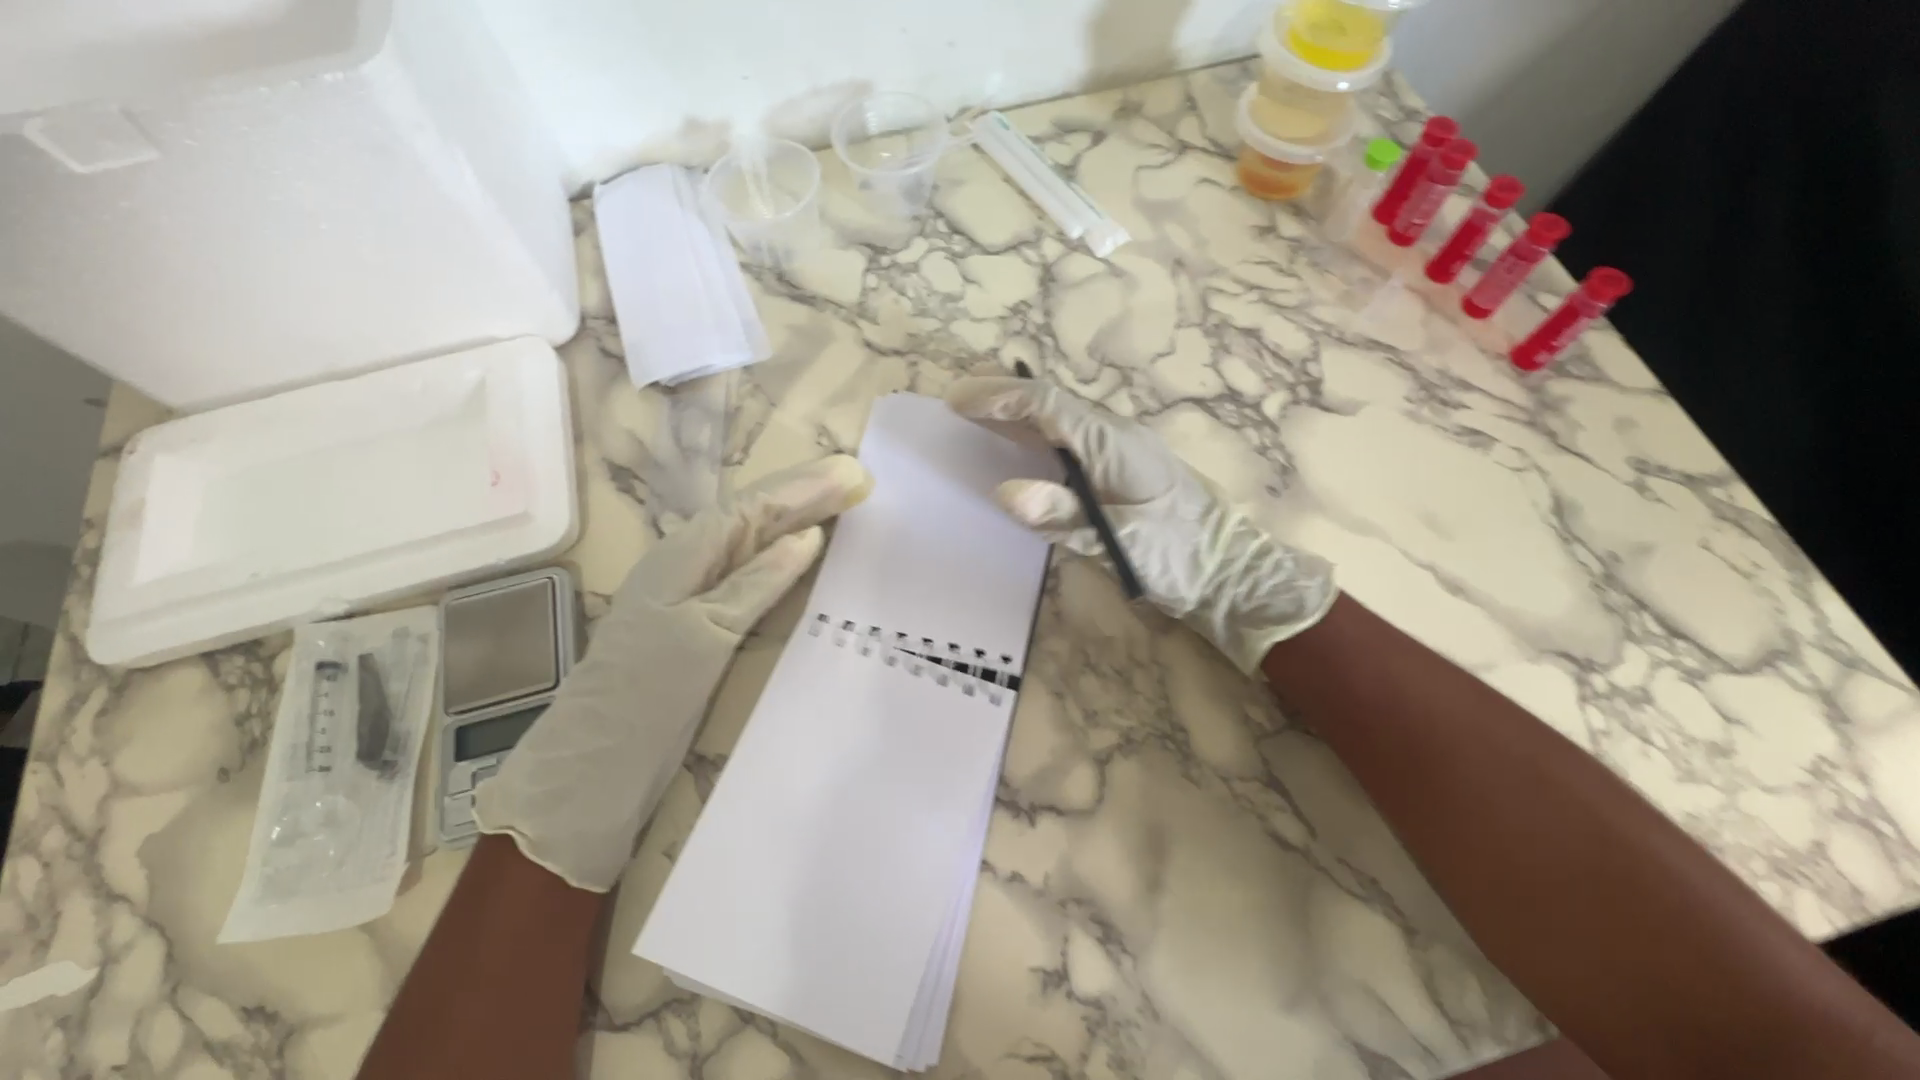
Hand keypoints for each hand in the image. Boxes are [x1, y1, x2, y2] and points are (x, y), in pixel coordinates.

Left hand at [474, 455, 873, 890]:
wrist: (598, 764)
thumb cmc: (648, 693)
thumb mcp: (706, 632)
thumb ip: (756, 581)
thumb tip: (808, 535)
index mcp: (685, 555)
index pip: (754, 507)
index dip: (803, 487)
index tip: (854, 473)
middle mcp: (690, 564)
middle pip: (754, 516)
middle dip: (804, 494)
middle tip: (859, 478)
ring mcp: (695, 595)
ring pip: (752, 542)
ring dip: (796, 520)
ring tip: (841, 504)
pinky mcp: (703, 625)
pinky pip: (752, 575)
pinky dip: (783, 559)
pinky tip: (804, 559)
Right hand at [946, 376, 1334, 673]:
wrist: (1232, 575)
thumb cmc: (1181, 557)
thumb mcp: (1121, 542)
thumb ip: (1063, 515)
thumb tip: (1004, 491)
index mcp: (1114, 443)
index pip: (1047, 404)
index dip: (998, 397)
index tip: (955, 402)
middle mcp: (1116, 436)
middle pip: (1051, 404)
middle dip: (1001, 399)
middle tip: (955, 409)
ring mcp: (1121, 451)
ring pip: (1060, 421)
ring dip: (1017, 419)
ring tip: (974, 426)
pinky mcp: (1122, 470)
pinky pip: (1071, 442)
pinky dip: (1036, 441)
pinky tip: (1020, 458)